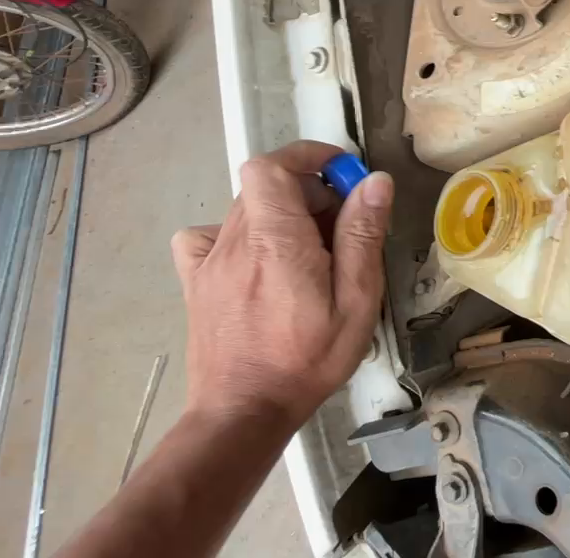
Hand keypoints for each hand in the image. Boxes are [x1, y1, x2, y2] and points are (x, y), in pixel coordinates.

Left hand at [170, 141, 393, 428]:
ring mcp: (207, 264)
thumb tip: (373, 181)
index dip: (308, 156)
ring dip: (284, 212)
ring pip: (245, 209)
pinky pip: (208, 235)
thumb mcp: (357, 296)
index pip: (270, 167)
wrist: (242, 413)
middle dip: (311, 190)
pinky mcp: (196, 283)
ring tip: (312, 249)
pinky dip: (240, 231)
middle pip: (265, 186)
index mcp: (275, 243)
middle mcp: (233, 244)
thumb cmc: (309, 356)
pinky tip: (261, 257)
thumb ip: (363, 234)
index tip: (346, 174)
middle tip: (346, 226)